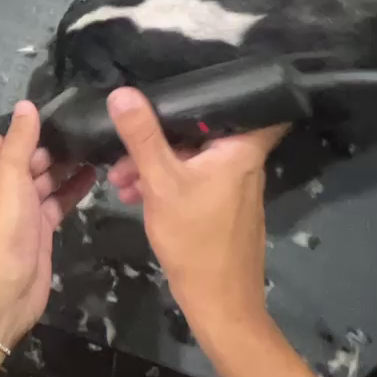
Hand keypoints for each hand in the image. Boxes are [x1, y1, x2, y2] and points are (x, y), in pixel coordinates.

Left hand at [0, 100, 95, 344]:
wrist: (3, 287)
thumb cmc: (2, 223)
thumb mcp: (8, 172)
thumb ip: (20, 139)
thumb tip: (26, 104)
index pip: (13, 136)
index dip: (36, 124)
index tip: (66, 108)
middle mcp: (5, 183)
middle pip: (33, 156)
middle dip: (57, 144)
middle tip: (91, 126)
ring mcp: (24, 206)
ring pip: (49, 178)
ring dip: (69, 164)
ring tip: (98, 146)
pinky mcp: (42, 227)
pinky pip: (59, 200)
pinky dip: (74, 188)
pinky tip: (95, 174)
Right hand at [105, 87, 286, 333]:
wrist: (218, 305)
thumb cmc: (196, 239)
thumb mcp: (160, 182)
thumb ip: (142, 136)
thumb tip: (123, 92)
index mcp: (240, 151)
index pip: (258, 105)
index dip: (238, 85)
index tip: (206, 71)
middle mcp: (242, 164)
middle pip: (205, 129)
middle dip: (163, 130)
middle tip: (130, 136)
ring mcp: (232, 187)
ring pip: (192, 156)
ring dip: (156, 159)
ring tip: (119, 175)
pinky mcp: (220, 207)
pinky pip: (191, 177)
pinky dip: (165, 179)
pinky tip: (131, 192)